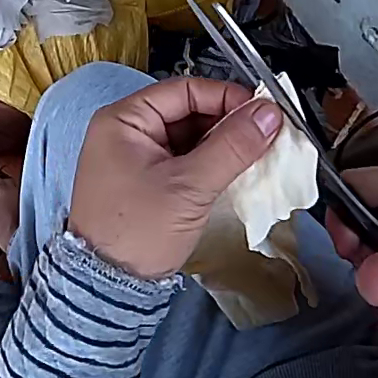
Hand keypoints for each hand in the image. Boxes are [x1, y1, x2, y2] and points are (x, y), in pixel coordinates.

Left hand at [68, 78, 284, 278]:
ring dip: (223, 143)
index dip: (227, 97)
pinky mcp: (148, 180)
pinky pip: (186, 158)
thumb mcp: (189, 186)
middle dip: (228, 122)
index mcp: (124, 120)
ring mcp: (137, 156)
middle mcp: (127, 131)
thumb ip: (232, 146)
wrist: (109, 287)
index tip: (261, 112)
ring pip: (191, 136)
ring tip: (254, 154)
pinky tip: (235, 171)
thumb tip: (268, 115)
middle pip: (190, 111)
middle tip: (264, 135)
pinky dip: (211, 162)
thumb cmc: (135, 233)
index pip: (185, 90)